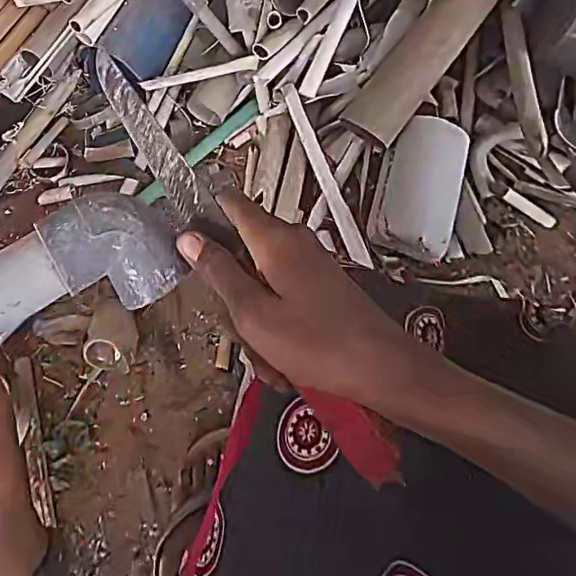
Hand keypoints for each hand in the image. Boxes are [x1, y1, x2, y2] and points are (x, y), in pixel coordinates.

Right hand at [178, 191, 418, 405]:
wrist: (387, 372)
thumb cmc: (321, 344)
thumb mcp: (253, 313)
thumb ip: (218, 272)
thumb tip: (189, 239)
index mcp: (274, 239)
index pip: (230, 203)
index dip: (204, 216)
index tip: (188, 243)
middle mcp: (292, 242)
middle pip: (241, 254)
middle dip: (234, 295)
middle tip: (240, 329)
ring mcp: (309, 264)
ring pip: (260, 284)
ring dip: (256, 323)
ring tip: (270, 359)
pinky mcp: (320, 286)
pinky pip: (283, 300)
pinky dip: (278, 329)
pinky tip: (286, 363)